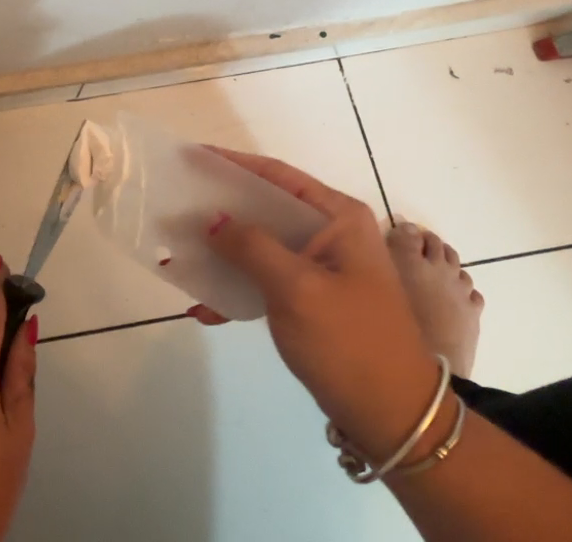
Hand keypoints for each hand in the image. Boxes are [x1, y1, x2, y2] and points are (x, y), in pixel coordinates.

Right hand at [193, 148, 442, 463]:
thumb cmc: (350, 342)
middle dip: (220, 210)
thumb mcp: (296, 289)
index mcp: (338, 218)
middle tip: (176, 206)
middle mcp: (332, 234)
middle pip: (265, 208)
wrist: (395, 416)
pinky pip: (265, 280)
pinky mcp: (312, 300)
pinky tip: (204, 308)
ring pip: (261, 245)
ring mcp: (322, 268)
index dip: (232, 164)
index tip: (191, 157)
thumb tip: (213, 220)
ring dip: (222, 252)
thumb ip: (251, 246)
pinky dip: (236, 290)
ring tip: (179, 255)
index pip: (277, 175)